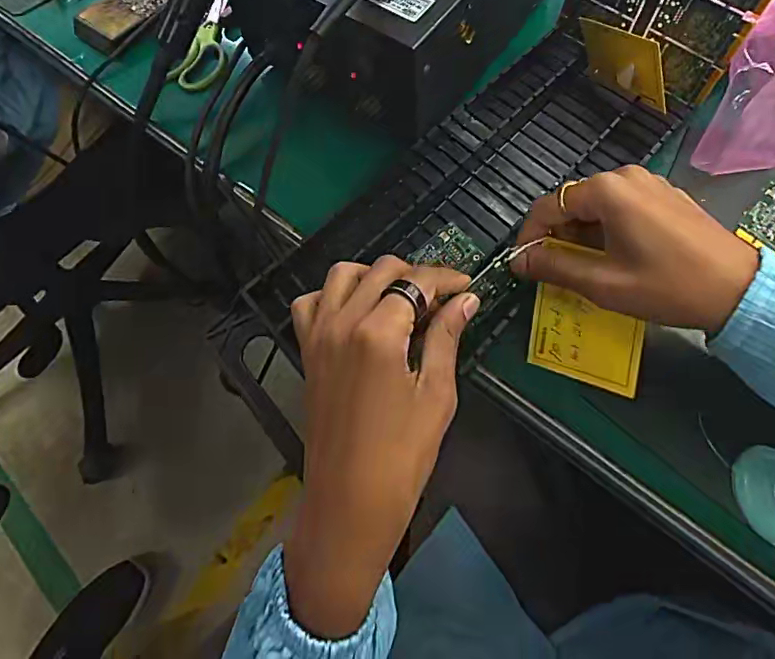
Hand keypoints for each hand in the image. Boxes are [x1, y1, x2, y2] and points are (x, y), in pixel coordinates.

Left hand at [283, 257, 478, 639]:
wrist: (349, 504)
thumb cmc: (403, 456)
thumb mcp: (437, 394)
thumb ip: (447, 337)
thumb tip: (466, 300)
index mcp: (378, 332)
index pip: (416, 282)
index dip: (446, 279)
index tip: (467, 287)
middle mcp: (343, 322)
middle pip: (381, 269)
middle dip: (416, 275)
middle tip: (442, 299)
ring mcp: (319, 335)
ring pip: (343, 274)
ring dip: (374, 275)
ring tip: (400, 299)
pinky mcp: (307, 351)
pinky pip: (311, 303)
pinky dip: (333, 295)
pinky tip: (356, 313)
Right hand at [512, 166, 758, 332]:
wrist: (740, 290)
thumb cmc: (669, 286)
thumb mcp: (605, 284)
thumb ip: (555, 267)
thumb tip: (520, 260)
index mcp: (607, 190)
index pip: (549, 205)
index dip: (531, 235)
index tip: (524, 263)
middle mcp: (627, 176)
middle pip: (575, 202)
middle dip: (560, 235)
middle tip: (558, 270)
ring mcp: (650, 183)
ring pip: (599, 205)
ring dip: (585, 233)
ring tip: (590, 268)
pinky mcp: (668, 195)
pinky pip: (624, 206)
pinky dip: (611, 228)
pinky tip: (621, 257)